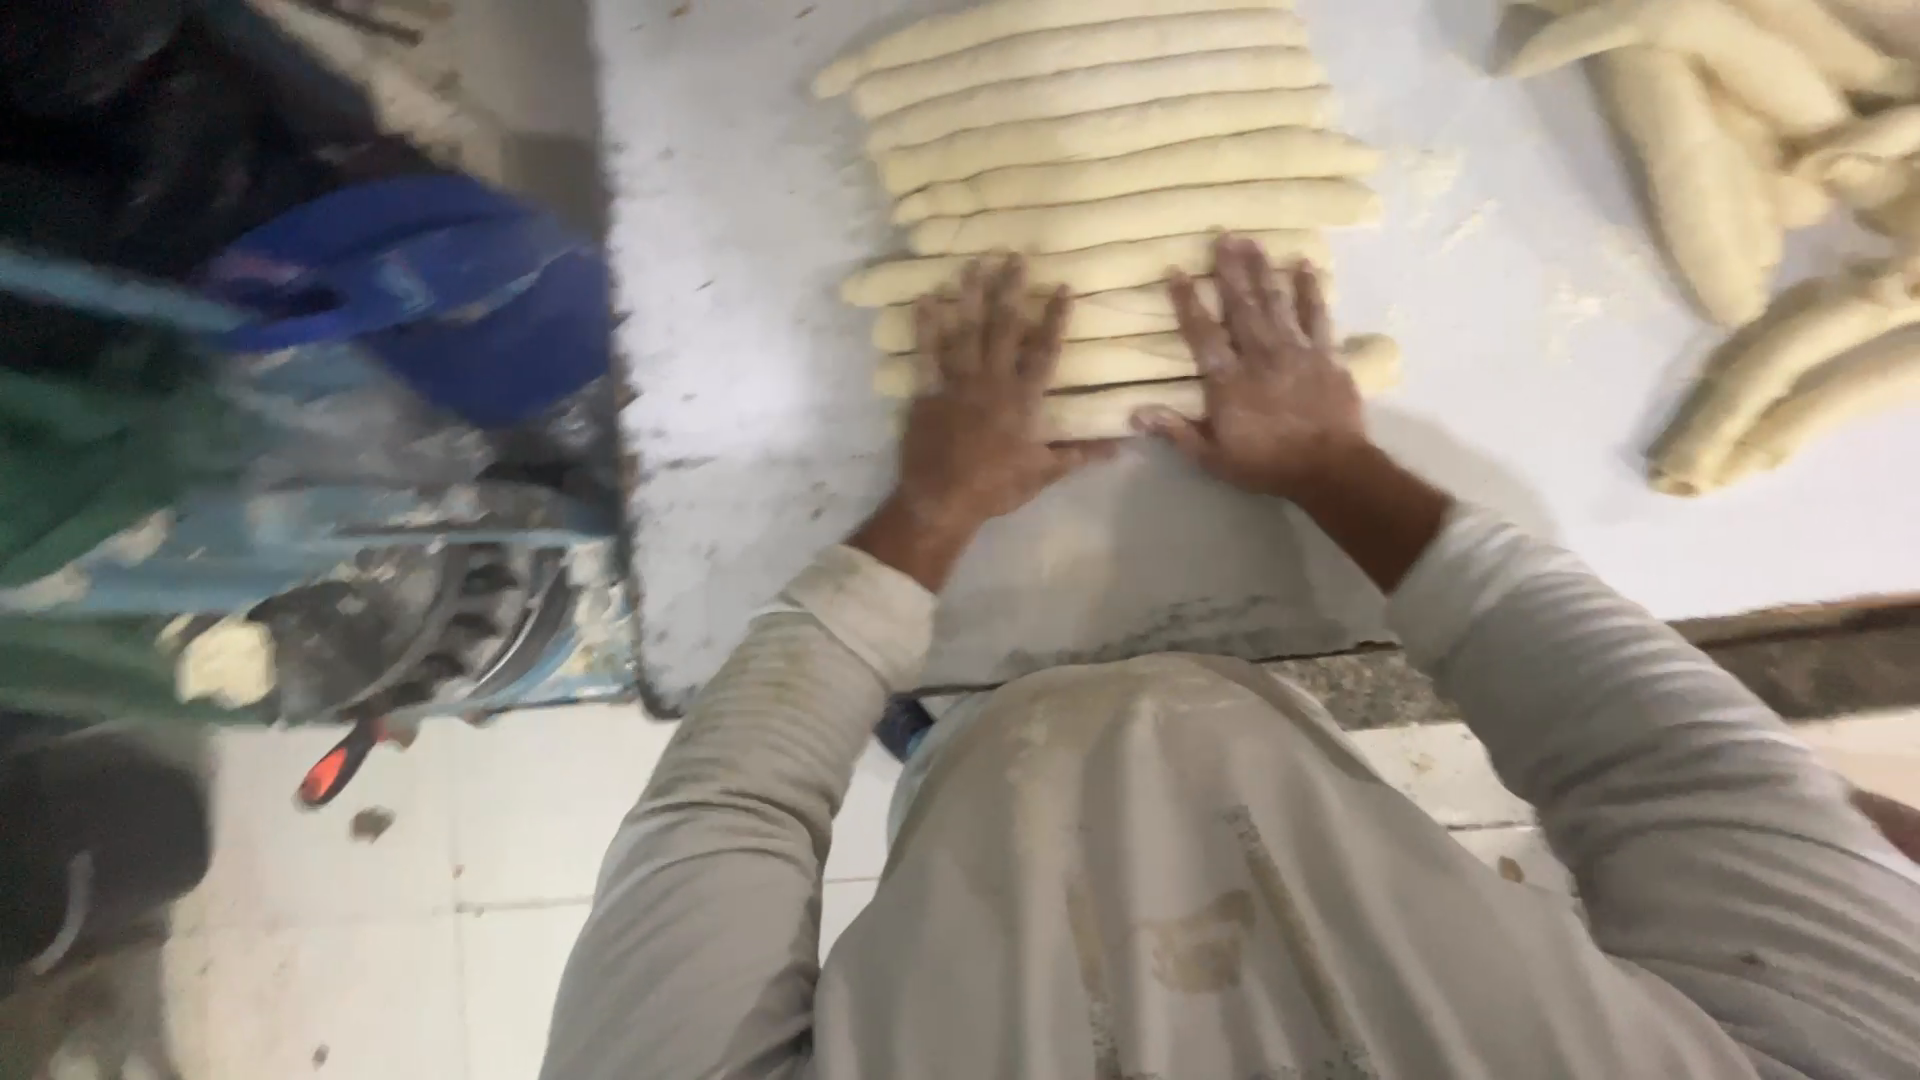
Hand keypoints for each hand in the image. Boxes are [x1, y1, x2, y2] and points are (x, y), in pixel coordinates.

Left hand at [852, 255, 1115, 590]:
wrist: (943, 500)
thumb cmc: (996, 487)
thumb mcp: (1044, 473)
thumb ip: (1080, 454)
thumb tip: (1122, 447)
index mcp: (1023, 399)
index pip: (1044, 350)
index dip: (1055, 318)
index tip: (1063, 286)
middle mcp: (993, 381)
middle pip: (1004, 328)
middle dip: (1010, 290)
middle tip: (1014, 256)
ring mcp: (958, 383)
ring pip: (966, 331)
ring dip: (969, 296)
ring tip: (973, 264)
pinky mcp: (928, 392)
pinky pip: (926, 353)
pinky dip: (925, 326)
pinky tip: (924, 298)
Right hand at [1131, 234, 1371, 501]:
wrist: (1329, 469)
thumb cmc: (1265, 465)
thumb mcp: (1211, 457)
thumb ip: (1176, 431)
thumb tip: (1135, 412)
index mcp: (1228, 381)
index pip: (1203, 334)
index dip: (1188, 302)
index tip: (1176, 272)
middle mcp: (1259, 356)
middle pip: (1241, 306)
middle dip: (1229, 271)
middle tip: (1222, 237)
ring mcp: (1296, 351)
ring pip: (1275, 302)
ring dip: (1263, 270)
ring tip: (1253, 241)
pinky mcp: (1326, 355)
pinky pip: (1317, 315)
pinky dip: (1311, 289)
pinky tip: (1305, 265)